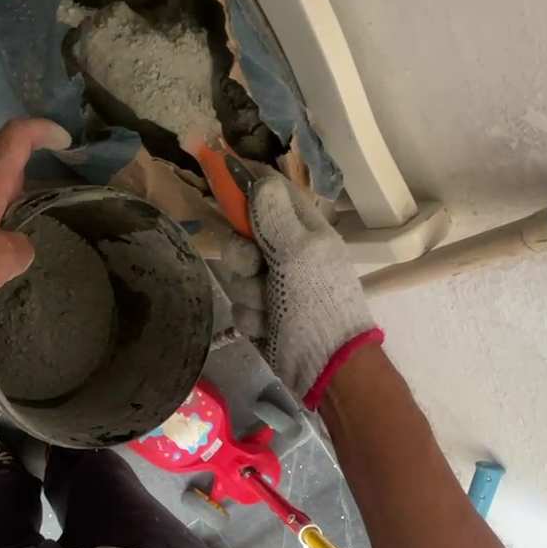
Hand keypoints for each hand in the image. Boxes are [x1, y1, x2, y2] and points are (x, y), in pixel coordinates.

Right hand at [248, 169, 380, 407]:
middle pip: (239, 237)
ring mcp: (271, 285)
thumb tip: (259, 181)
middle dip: (242, 258)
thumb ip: (275, 219)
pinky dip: (252, 319)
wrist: (326, 366)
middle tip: (257, 269)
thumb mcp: (300, 255)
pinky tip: (270, 328)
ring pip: (236, 276)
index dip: (244, 185)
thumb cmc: (320, 305)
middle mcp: (285, 253)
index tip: (220, 182)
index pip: (269, 192)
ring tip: (273, 309)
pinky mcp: (260, 314)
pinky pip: (238, 307)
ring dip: (250, 295)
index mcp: (302, 229)